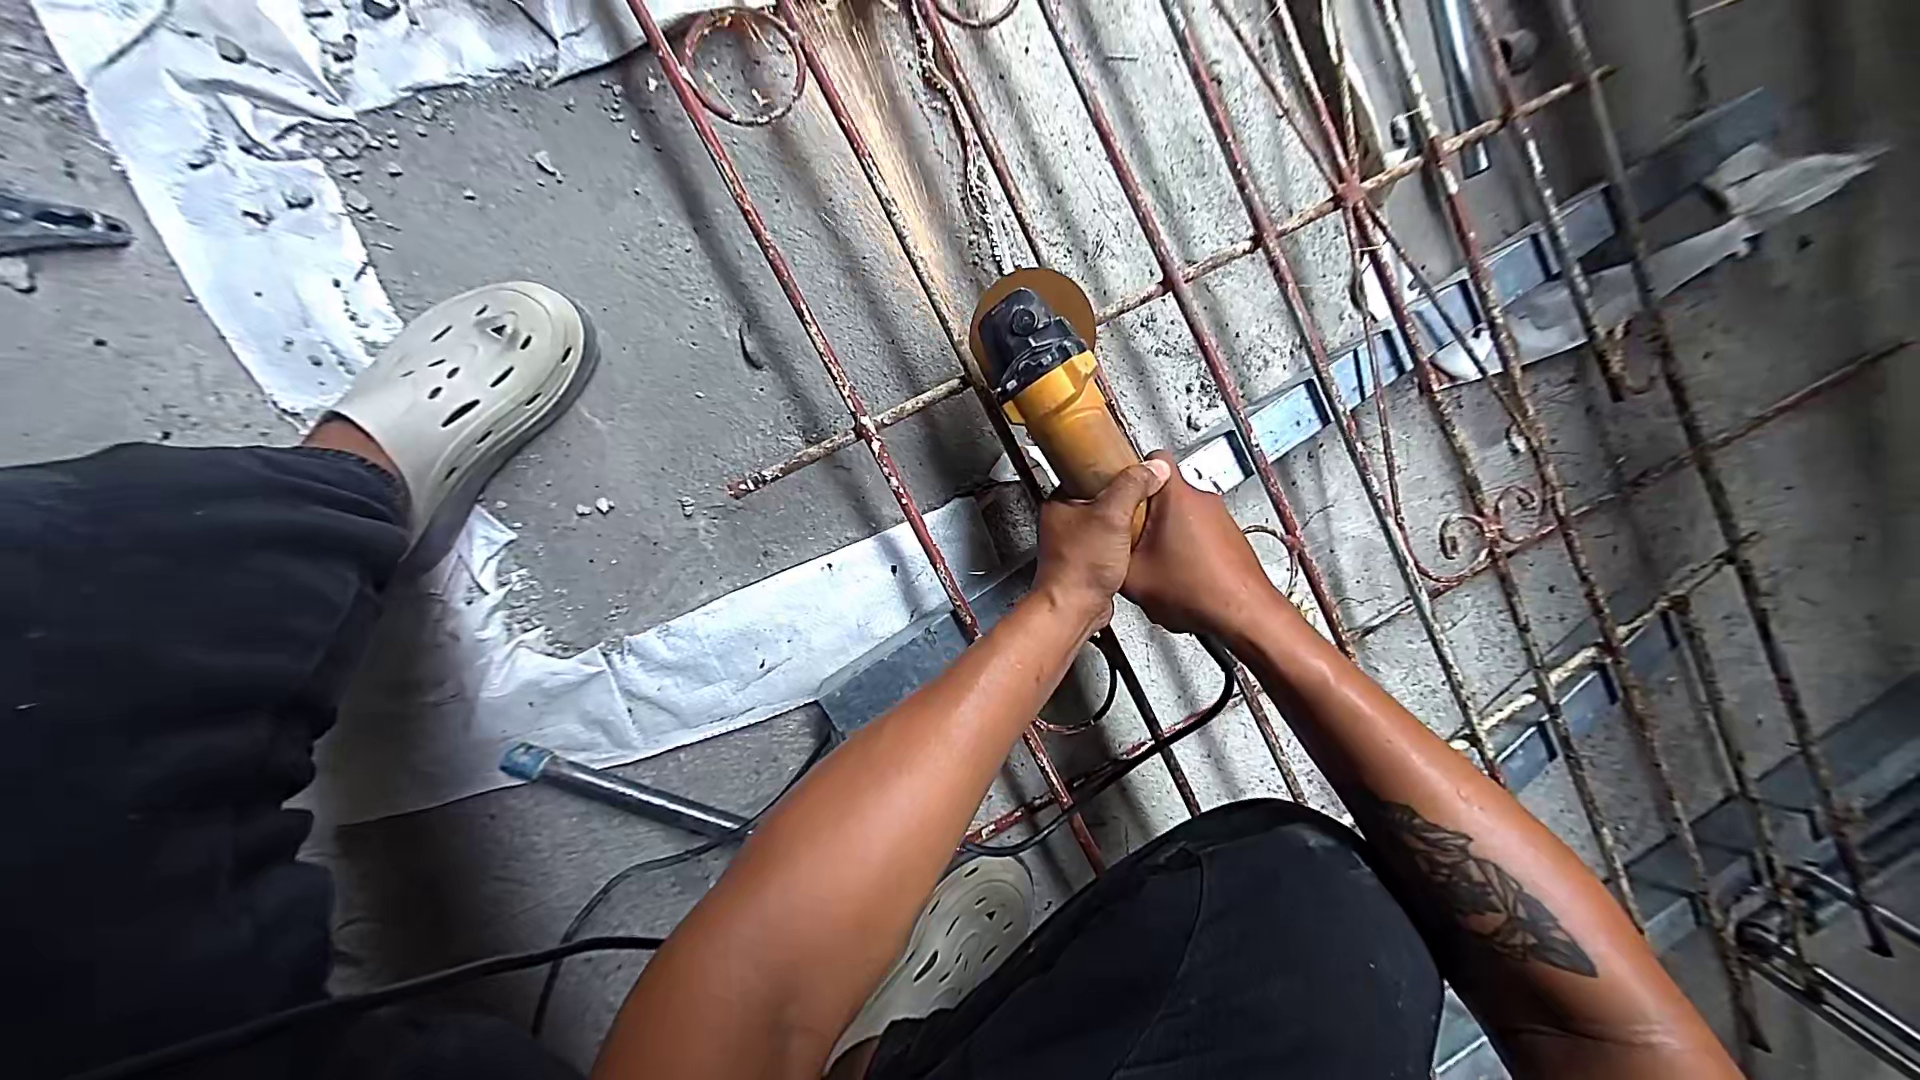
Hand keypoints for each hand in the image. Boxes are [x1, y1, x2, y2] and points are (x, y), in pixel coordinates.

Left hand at [1031, 458, 1171, 632]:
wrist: (1075, 608)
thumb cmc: (1079, 568)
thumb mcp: (1112, 516)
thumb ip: (1133, 487)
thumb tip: (1153, 469)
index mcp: (1059, 501)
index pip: (1088, 471)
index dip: (1114, 468)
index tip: (1134, 468)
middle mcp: (1063, 520)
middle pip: (1102, 495)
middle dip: (1124, 498)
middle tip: (1142, 497)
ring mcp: (1075, 540)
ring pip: (1108, 520)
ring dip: (1126, 522)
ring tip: (1139, 522)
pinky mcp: (1088, 559)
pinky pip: (1111, 542)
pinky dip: (1124, 542)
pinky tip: (1134, 545)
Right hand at [1122, 451, 1285, 640]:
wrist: (1243, 615)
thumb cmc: (1200, 592)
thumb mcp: (1132, 576)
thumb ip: (1113, 554)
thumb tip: (1102, 549)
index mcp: (1177, 497)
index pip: (1153, 457)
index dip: (1132, 471)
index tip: (1121, 488)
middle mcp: (1202, 500)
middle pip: (1163, 490)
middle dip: (1144, 513)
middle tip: (1133, 537)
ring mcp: (1218, 517)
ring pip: (1179, 513)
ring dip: (1164, 533)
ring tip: (1156, 562)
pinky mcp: (1228, 536)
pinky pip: (1195, 531)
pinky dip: (1183, 548)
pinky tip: (1177, 574)